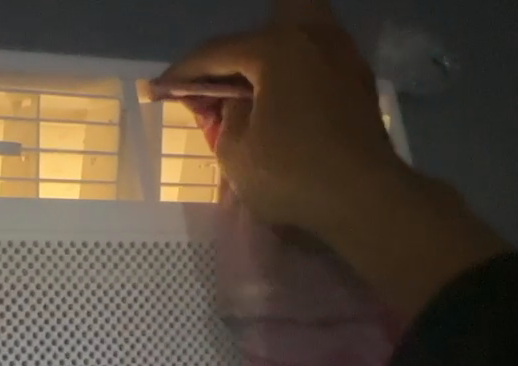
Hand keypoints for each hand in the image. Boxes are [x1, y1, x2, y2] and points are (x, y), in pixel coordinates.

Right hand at [153, 0, 406, 237]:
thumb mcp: (234, 150)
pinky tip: (276, 104)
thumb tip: (233, 103)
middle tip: (220, 76)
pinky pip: (315, 61)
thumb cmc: (287, 172)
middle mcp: (315, 38)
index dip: (183, 72)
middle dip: (243, 42)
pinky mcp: (356, 83)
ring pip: (301, 35)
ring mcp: (343, 57)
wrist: (359, 195)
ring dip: (270, 57)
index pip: (218, 50)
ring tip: (245, 95)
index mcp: (278, 48)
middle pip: (277, 14)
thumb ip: (225, 117)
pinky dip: (291, 74)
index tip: (158, 88)